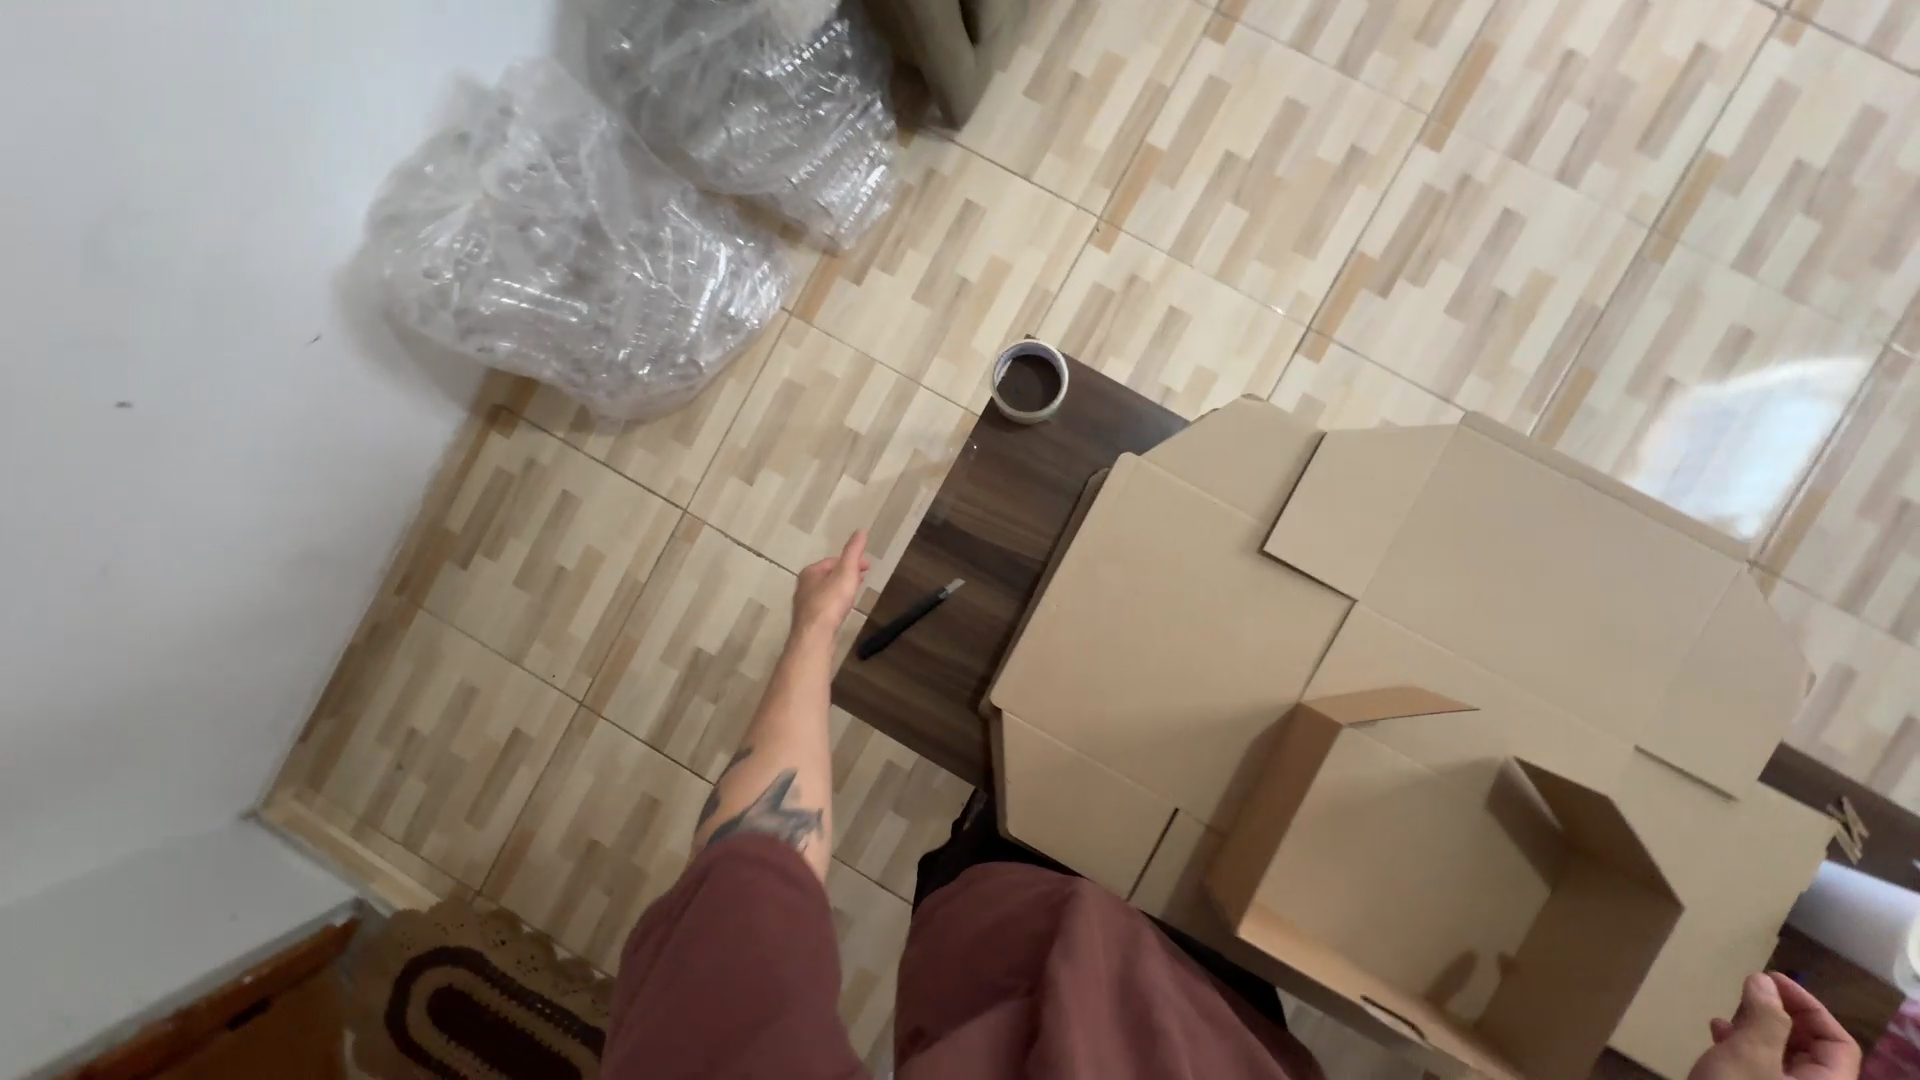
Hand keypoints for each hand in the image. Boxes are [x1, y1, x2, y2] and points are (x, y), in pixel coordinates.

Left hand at [792, 530, 869, 641]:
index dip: (852, 561)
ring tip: (855, 594)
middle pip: (829, 576)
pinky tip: (842, 611)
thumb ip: (853, 552)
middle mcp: (803, 586)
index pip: (834, 561)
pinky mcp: (809, 621)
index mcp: (810, 571)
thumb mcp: (846, 572)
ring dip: (841, 590)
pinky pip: (825, 607)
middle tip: (862, 579)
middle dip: (846, 575)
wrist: (815, 635)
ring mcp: (804, 605)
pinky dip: (835, 604)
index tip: (868, 567)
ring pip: (826, 591)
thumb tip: (860, 530)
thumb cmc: (830, 601)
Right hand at [1689, 973, 1860, 1079]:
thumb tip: (1765, 982)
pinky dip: (1745, 1047)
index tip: (1769, 977)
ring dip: (1759, 1029)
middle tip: (1747, 990)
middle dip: (1780, 1016)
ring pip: (1786, 1058)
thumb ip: (1763, 1018)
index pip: (1837, 1041)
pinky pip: (1766, 1070)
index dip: (1807, 1006)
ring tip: (1729, 1011)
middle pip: (1813, 1050)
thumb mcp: (1748, 1055)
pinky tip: (1718, 1034)